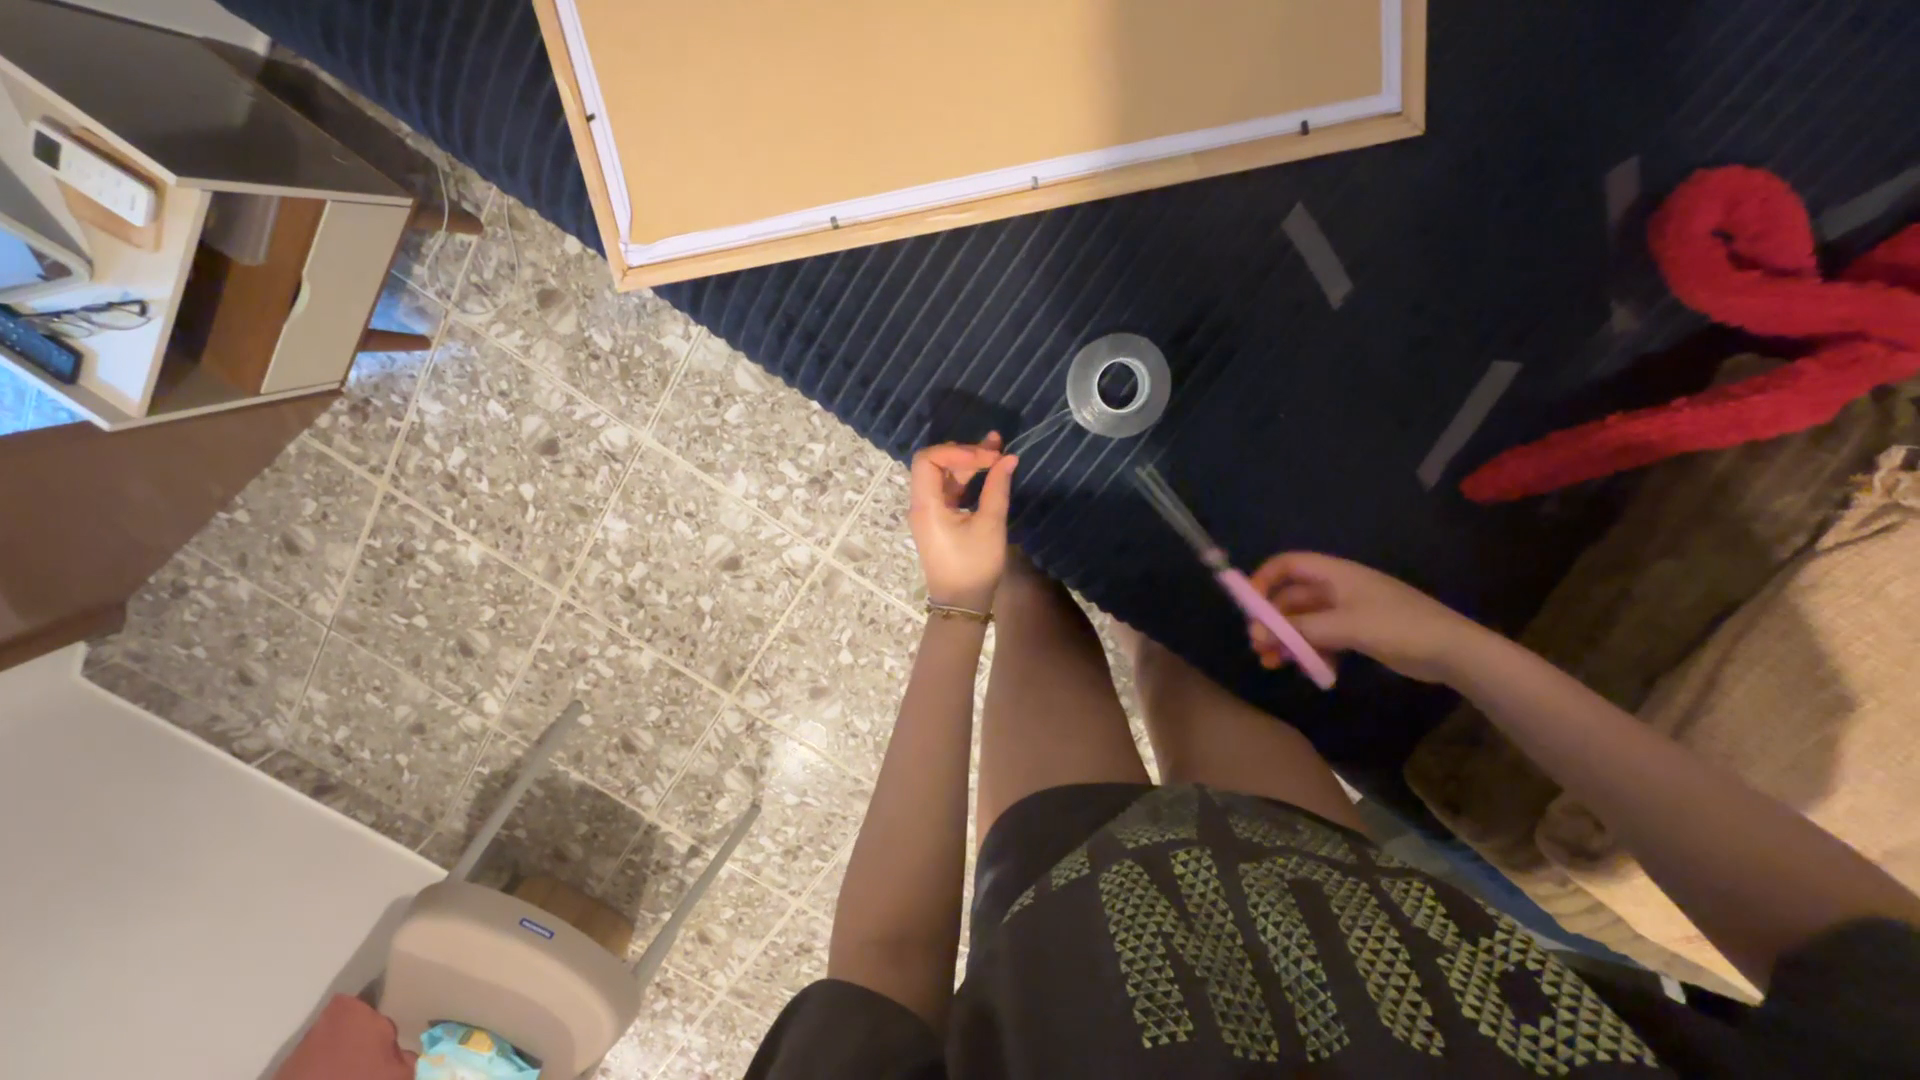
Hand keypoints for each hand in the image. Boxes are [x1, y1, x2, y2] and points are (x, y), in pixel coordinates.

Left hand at [908, 435, 1019, 612]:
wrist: (962, 604)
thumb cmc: (974, 565)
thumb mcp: (990, 524)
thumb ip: (997, 487)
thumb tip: (1008, 458)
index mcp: (925, 505)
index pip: (928, 460)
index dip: (956, 452)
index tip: (986, 458)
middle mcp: (921, 504)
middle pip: (934, 464)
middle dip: (964, 453)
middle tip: (996, 449)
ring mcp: (929, 512)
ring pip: (943, 476)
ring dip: (968, 463)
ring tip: (998, 451)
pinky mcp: (939, 520)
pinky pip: (949, 490)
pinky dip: (967, 479)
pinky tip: (989, 471)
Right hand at [1246, 552, 1486, 683]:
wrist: (1452, 651)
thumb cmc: (1398, 627)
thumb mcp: (1345, 626)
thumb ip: (1300, 629)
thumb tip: (1260, 634)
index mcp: (1336, 574)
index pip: (1288, 565)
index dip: (1264, 580)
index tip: (1250, 607)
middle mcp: (1338, 588)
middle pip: (1292, 598)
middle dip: (1272, 621)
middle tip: (1259, 646)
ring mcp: (1348, 612)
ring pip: (1305, 622)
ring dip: (1288, 640)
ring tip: (1273, 664)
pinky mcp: (1358, 634)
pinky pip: (1323, 638)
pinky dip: (1312, 652)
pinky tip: (1312, 671)